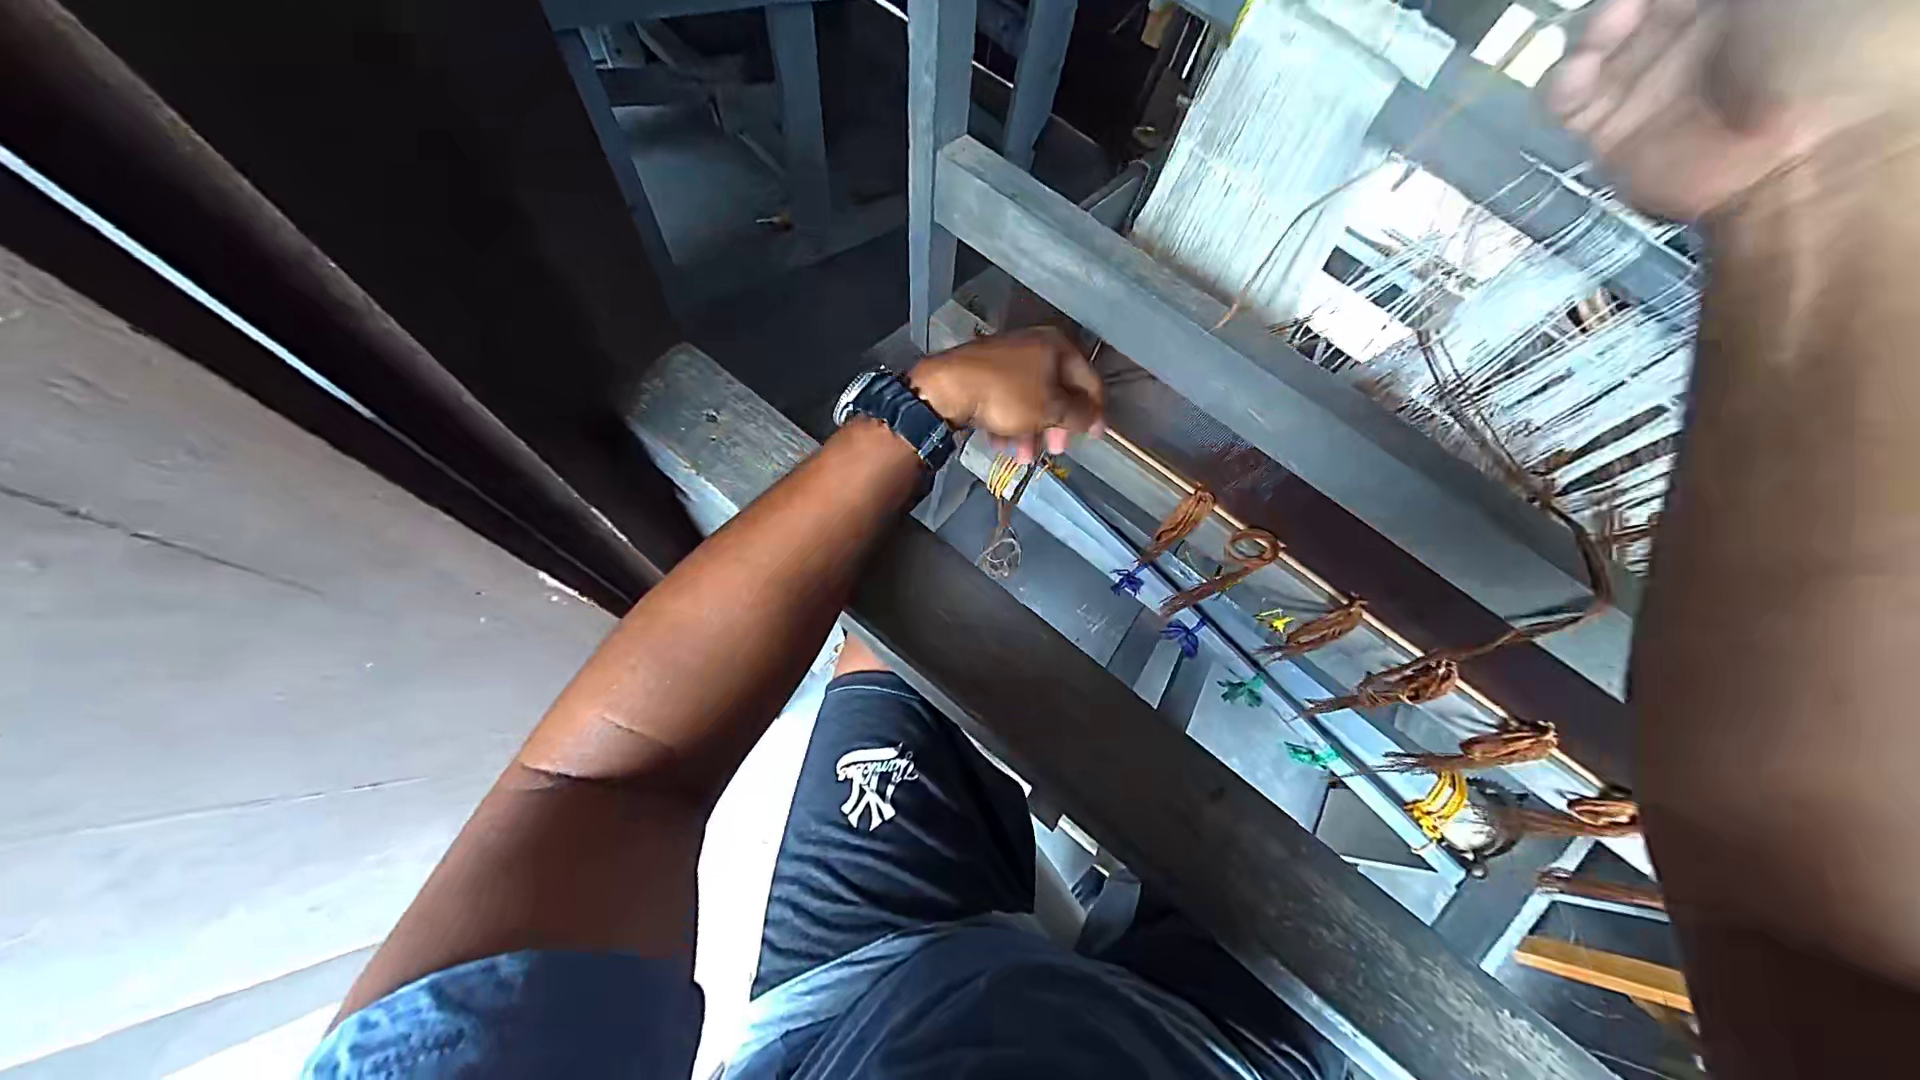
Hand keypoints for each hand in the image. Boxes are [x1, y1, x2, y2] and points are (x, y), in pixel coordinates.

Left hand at [908, 327, 1105, 463]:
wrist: (949, 387)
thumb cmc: (1008, 395)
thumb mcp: (1051, 409)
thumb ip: (1079, 415)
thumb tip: (1095, 418)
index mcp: (1058, 346)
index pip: (1089, 381)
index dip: (1096, 411)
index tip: (1095, 436)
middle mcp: (1035, 346)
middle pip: (1058, 392)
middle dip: (1057, 427)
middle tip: (1055, 449)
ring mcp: (1008, 358)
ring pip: (1030, 400)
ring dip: (1031, 432)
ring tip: (1023, 457)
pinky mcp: (985, 373)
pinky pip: (1007, 400)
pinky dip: (1009, 423)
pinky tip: (1002, 444)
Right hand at [1549, 0, 1919, 219]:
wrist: (1808, 143)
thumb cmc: (1836, 46)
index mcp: (1739, 4)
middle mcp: (1687, 36)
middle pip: (1626, 11)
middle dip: (1619, 7)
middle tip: (1624, 8)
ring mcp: (1642, 85)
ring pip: (1588, 49)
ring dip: (1587, 37)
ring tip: (1604, 33)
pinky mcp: (1604, 131)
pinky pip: (1563, 102)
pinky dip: (1560, 85)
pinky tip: (1575, 74)